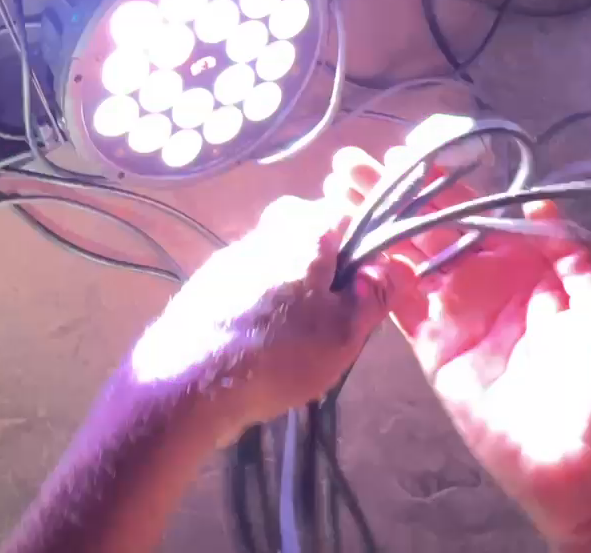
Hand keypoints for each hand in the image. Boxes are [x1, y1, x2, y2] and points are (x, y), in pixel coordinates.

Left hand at [125, 194, 388, 441]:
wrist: (190, 376)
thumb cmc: (279, 352)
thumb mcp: (344, 333)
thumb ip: (374, 295)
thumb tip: (400, 265)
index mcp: (304, 229)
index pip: (346, 214)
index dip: (364, 249)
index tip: (365, 288)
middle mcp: (266, 229)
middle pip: (310, 236)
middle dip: (326, 270)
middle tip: (332, 319)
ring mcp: (231, 253)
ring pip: (279, 260)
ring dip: (293, 288)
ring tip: (295, 339)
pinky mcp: (208, 279)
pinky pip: (250, 281)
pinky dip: (262, 303)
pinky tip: (260, 342)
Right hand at [330, 146, 590, 548]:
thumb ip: (576, 255)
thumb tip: (534, 199)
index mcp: (527, 264)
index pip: (476, 209)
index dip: (440, 181)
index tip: (405, 154)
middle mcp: (484, 278)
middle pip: (429, 224)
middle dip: (392, 191)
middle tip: (349, 163)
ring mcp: (454, 310)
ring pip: (405, 253)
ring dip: (372, 220)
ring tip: (335, 189)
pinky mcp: (431, 345)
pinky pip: (396, 300)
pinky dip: (372, 271)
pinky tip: (349, 242)